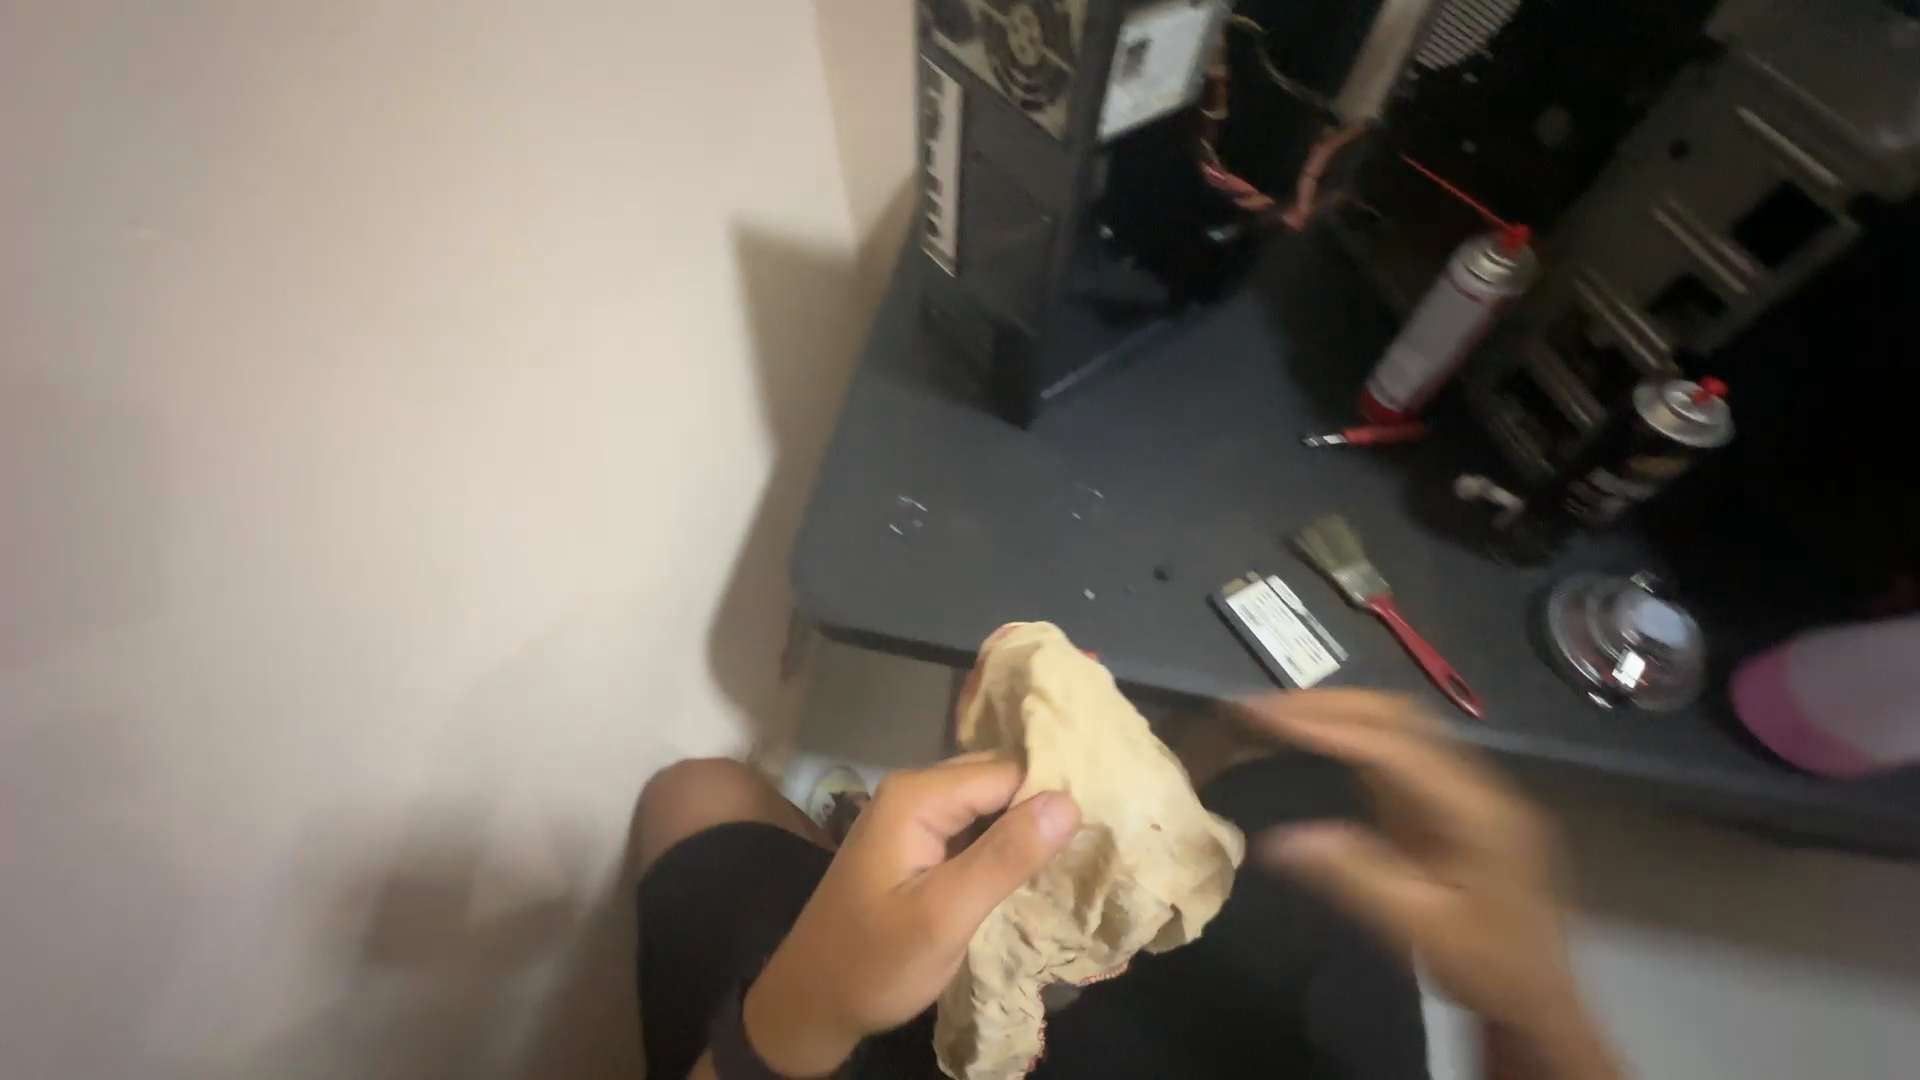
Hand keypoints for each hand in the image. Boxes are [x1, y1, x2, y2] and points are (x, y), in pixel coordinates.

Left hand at [742, 755, 1081, 1076]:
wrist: (809, 1002)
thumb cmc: (874, 962)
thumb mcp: (944, 915)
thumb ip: (1005, 856)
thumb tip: (1069, 800)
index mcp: (918, 794)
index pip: (1007, 772)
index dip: (1051, 796)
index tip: (1099, 826)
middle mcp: (915, 788)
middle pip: (998, 777)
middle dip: (1042, 804)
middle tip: (1094, 839)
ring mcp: (913, 812)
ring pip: (988, 800)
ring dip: (1025, 824)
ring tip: (1075, 851)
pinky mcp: (916, 838)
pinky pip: (972, 822)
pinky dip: (1002, 840)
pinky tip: (1031, 864)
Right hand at [1241, 692, 1580, 1034]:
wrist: (1543, 998)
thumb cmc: (1487, 968)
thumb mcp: (1420, 931)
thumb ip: (1352, 878)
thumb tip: (1276, 840)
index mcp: (1476, 813)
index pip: (1390, 747)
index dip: (1323, 726)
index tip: (1264, 717)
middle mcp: (1475, 784)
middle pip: (1396, 715)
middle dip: (1324, 705)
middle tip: (1262, 710)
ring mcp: (1465, 785)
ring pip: (1396, 719)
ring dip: (1336, 710)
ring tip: (1279, 716)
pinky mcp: (1447, 795)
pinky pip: (1394, 742)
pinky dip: (1348, 729)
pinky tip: (1315, 737)